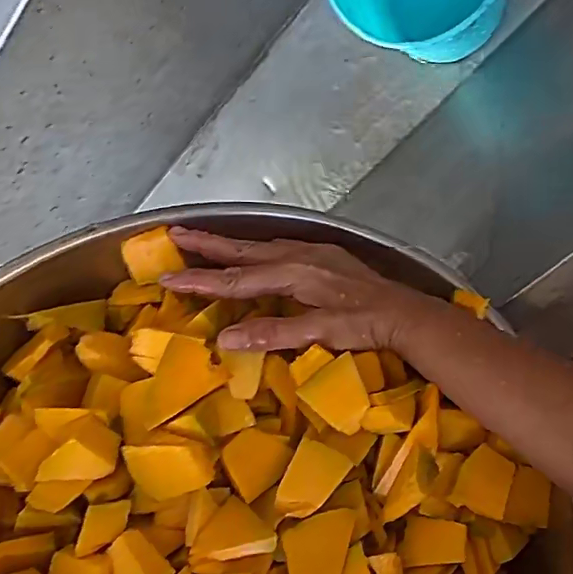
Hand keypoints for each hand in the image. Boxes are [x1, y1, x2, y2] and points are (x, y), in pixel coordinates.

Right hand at [159, 227, 450, 352]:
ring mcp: (314, 253)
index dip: (201, 281)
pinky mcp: (326, 257)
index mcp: (295, 273)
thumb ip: (275, 333)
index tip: (167, 279)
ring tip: (205, 242)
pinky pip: (280, 248)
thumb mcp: (320, 332)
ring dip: (231, 245)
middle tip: (176, 234)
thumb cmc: (365, 324)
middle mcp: (300, 256)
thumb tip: (228, 339)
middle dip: (208, 245)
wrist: (405, 313)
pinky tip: (257, 255)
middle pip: (245, 251)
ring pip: (262, 246)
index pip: (237, 279)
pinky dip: (258, 250)